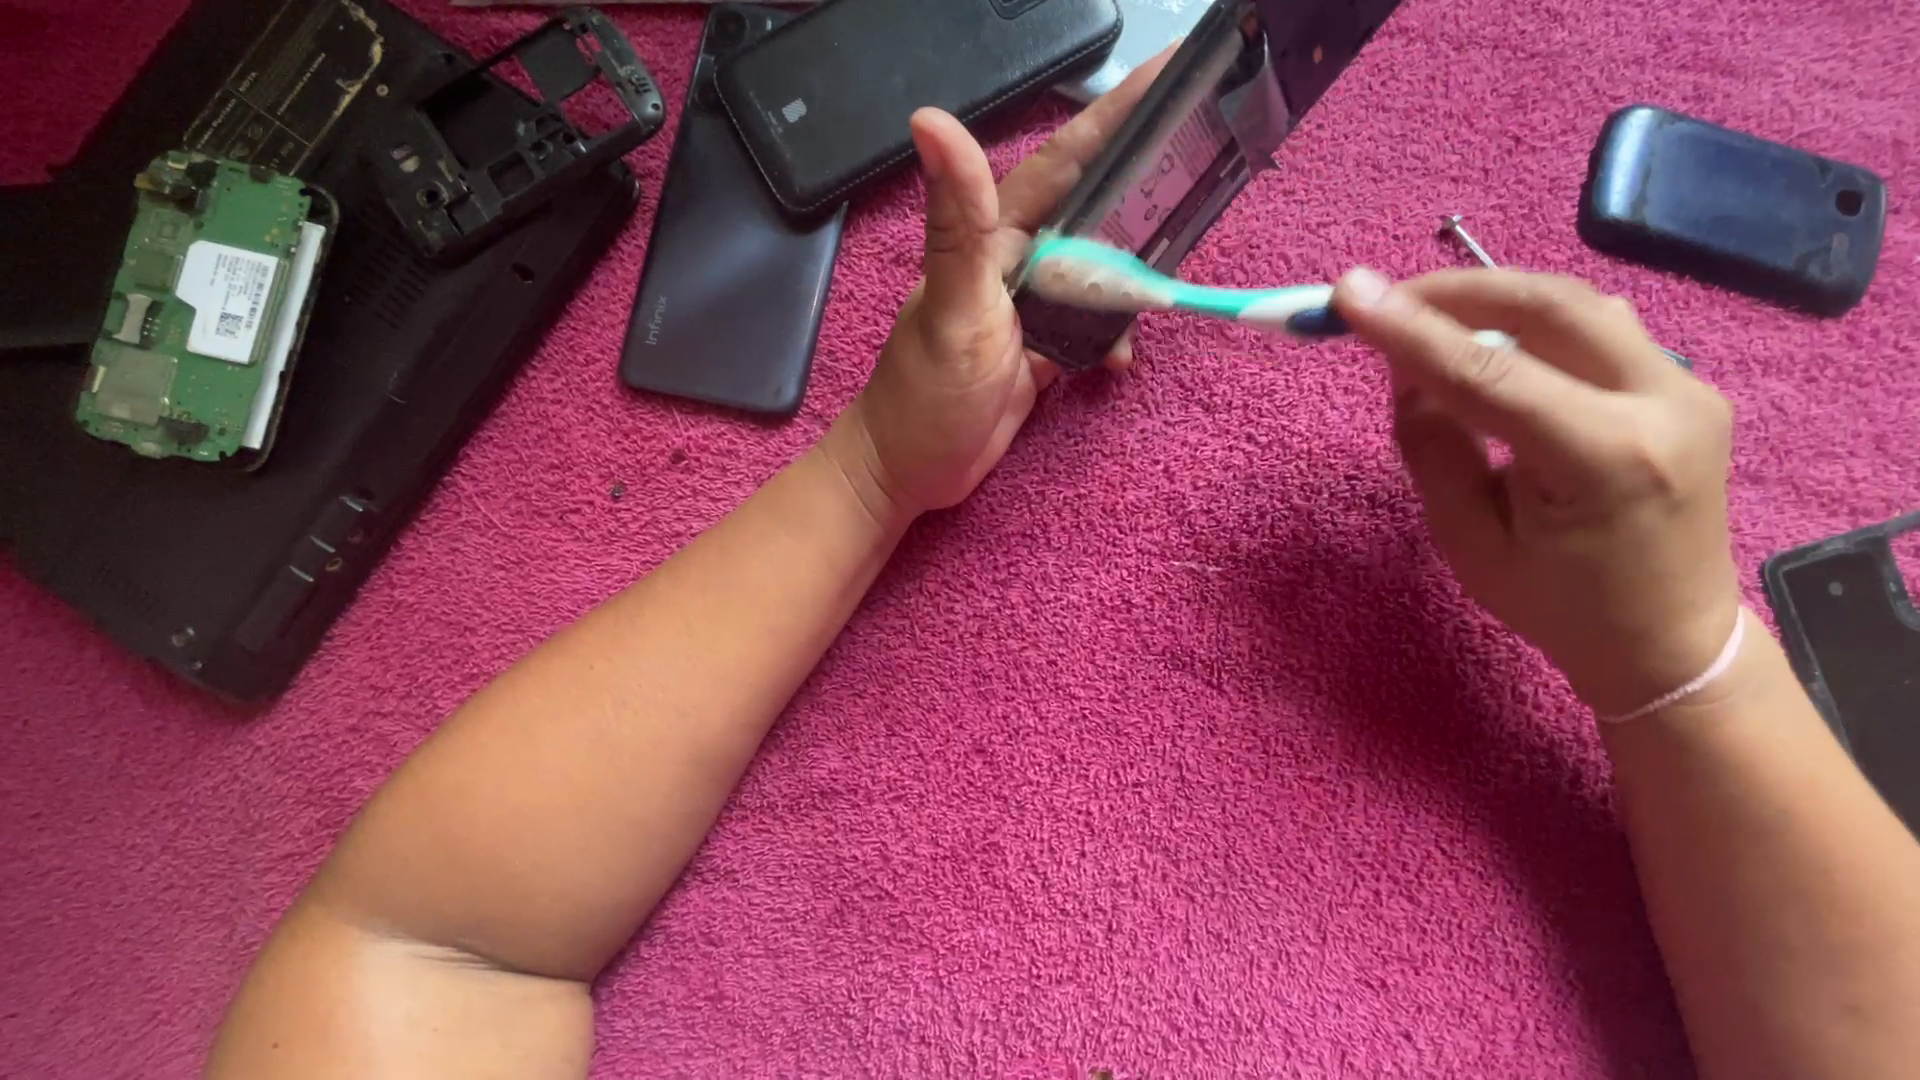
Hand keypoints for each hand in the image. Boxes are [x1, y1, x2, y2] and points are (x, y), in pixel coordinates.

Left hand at [824, 55, 1167, 527]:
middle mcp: (1014, 262)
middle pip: (1092, 213)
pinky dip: (1110, 338)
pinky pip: (1088, 328)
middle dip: (1143, 191)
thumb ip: (960, 224)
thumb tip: (931, 118)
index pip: (1065, 164)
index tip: (1175, 71)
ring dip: (1133, 277)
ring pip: (1096, 274)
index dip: (1117, 117)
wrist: (909, 470)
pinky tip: (1119, 358)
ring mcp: (1027, 309)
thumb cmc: (926, 394)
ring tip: (1170, 281)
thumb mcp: (953, 308)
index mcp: (994, 239)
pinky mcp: (1037, 351)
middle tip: (1203, 166)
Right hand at [1332, 267, 1744, 716]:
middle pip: (1550, 307)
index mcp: (1604, 459)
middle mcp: (1663, 404)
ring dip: (1492, 300)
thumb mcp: (1468, 538)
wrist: (1668, 638)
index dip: (1411, 329)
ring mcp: (1687, 387)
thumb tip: (1407, 372)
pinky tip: (1485, 342)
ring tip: (1426, 318)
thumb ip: (1434, 446)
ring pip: (1577, 306)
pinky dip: (1528, 322)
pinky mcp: (1684, 385)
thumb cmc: (1556, 604)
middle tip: (1381, 297)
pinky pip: (1594, 330)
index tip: (1347, 293)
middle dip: (1456, 292)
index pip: (1489, 372)